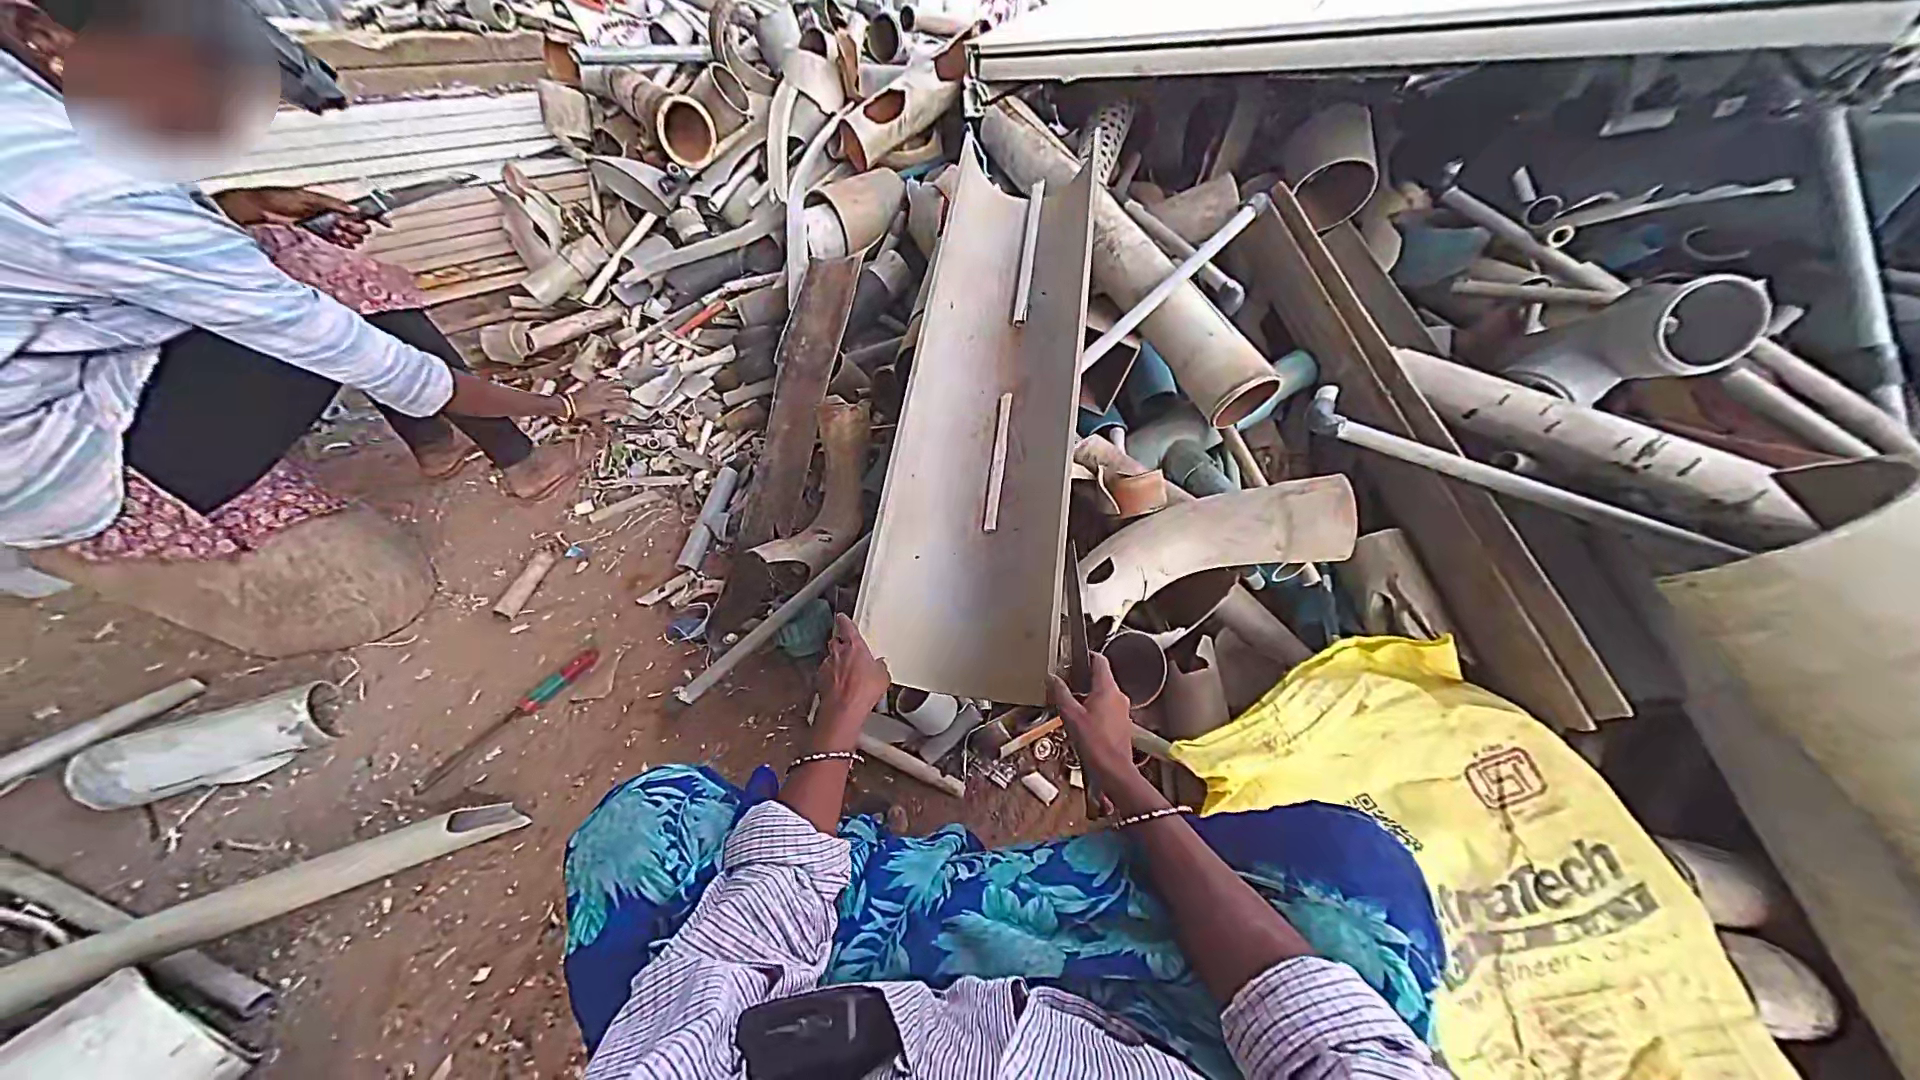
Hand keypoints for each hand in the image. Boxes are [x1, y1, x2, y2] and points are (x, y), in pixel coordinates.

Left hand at [214, 187, 373, 246]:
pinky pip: (339, 241)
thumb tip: (356, 210)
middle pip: (359, 224)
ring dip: (349, 236)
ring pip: (351, 234)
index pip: (360, 209)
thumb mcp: (306, 197)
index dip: (375, 215)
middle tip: (346, 228)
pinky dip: (343, 242)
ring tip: (339, 235)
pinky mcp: (319, 234)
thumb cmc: (276, 198)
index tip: (386, 223)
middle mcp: (331, 213)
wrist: (255, 209)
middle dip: (357, 227)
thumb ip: (332, 204)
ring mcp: (325, 224)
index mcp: (330, 201)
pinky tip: (341, 242)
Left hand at [565, 381, 630, 421]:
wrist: (567, 406)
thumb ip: (606, 416)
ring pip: (611, 386)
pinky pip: (600, 382)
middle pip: (618, 394)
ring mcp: (596, 390)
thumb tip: (613, 415)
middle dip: (625, 396)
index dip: (626, 407)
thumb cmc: (580, 413)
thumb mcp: (595, 418)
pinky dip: (606, 382)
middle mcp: (602, 396)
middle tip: (628, 397)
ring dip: (619, 387)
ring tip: (623, 386)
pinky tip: (608, 382)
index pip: (619, 406)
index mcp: (604, 405)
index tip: (629, 408)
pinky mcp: (590, 386)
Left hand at [817, 614, 889, 736]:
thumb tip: (881, 666)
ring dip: (836, 662)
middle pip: (835, 641)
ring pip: (830, 658)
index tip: (842, 617)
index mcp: (854, 646)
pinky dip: (830, 677)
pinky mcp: (820, 679)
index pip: (847, 626)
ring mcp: (827, 665)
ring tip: (846, 673)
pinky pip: (825, 674)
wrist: (844, 708)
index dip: (844, 621)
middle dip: (841, 644)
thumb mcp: (882, 677)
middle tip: (849, 650)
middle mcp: (838, 652)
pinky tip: (839, 685)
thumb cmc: (863, 690)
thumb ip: (880, 667)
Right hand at [1048, 652, 1139, 791]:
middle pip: (1101, 678)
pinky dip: (1096, 708)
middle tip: (1067, 681)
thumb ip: (1060, 693)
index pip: (1100, 661)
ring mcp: (1122, 711)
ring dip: (1089, 695)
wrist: (1112, 770)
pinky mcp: (1122, 724)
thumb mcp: (1070, 714)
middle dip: (1084, 678)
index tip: (1077, 655)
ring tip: (1072, 703)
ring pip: (1105, 694)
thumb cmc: (1095, 744)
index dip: (1088, 655)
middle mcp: (1118, 697)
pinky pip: (1108, 708)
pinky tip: (1083, 719)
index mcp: (1107, 689)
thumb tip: (1052, 679)